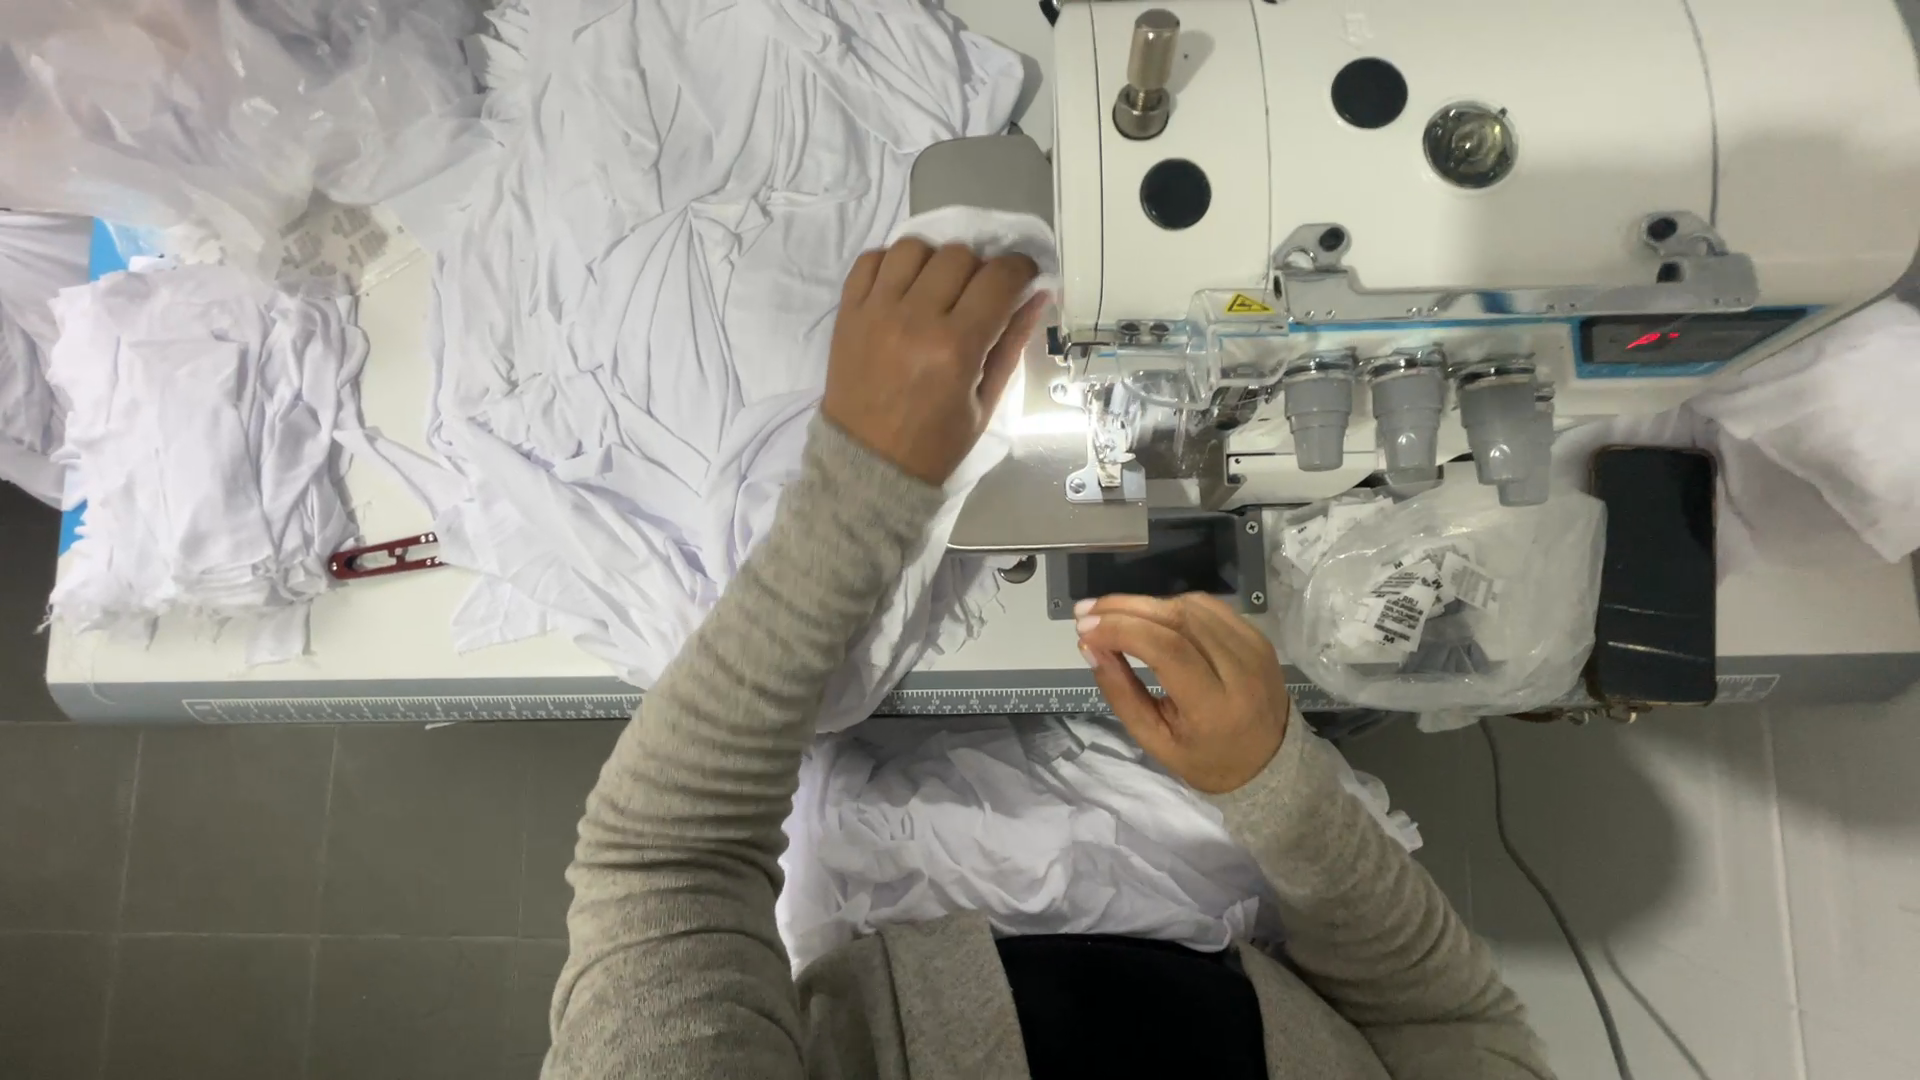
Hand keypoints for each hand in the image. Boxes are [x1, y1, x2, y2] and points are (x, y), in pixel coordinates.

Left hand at [823, 238, 1047, 484]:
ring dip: (934, 262)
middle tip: (977, 297)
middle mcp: (915, 320)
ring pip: (914, 248)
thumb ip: (1011, 344)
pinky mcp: (847, 313)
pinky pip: (871, 259)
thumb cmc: (935, 444)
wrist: (869, 466)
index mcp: (956, 348)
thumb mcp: (985, 403)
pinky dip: (892, 265)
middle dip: (979, 270)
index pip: (999, 278)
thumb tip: (1037, 294)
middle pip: (959, 255)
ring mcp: (875, 312)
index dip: (1020, 270)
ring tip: (937, 290)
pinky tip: (903, 290)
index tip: (1022, 279)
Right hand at [1075, 593, 1291, 793]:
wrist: (1270, 761)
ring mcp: (1253, 648)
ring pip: (1190, 606)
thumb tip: (1089, 646)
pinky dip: (1169, 604)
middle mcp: (1241, 670)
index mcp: (1216, 707)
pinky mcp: (1256, 635)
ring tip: (1108, 612)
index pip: (1166, 650)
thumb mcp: (1154, 739)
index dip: (1121, 630)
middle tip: (1085, 611)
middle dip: (1124, 609)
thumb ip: (1120, 692)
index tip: (1084, 629)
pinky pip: (1207, 606)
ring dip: (1143, 603)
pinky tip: (1146, 614)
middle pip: (1177, 620)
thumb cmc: (1205, 758)